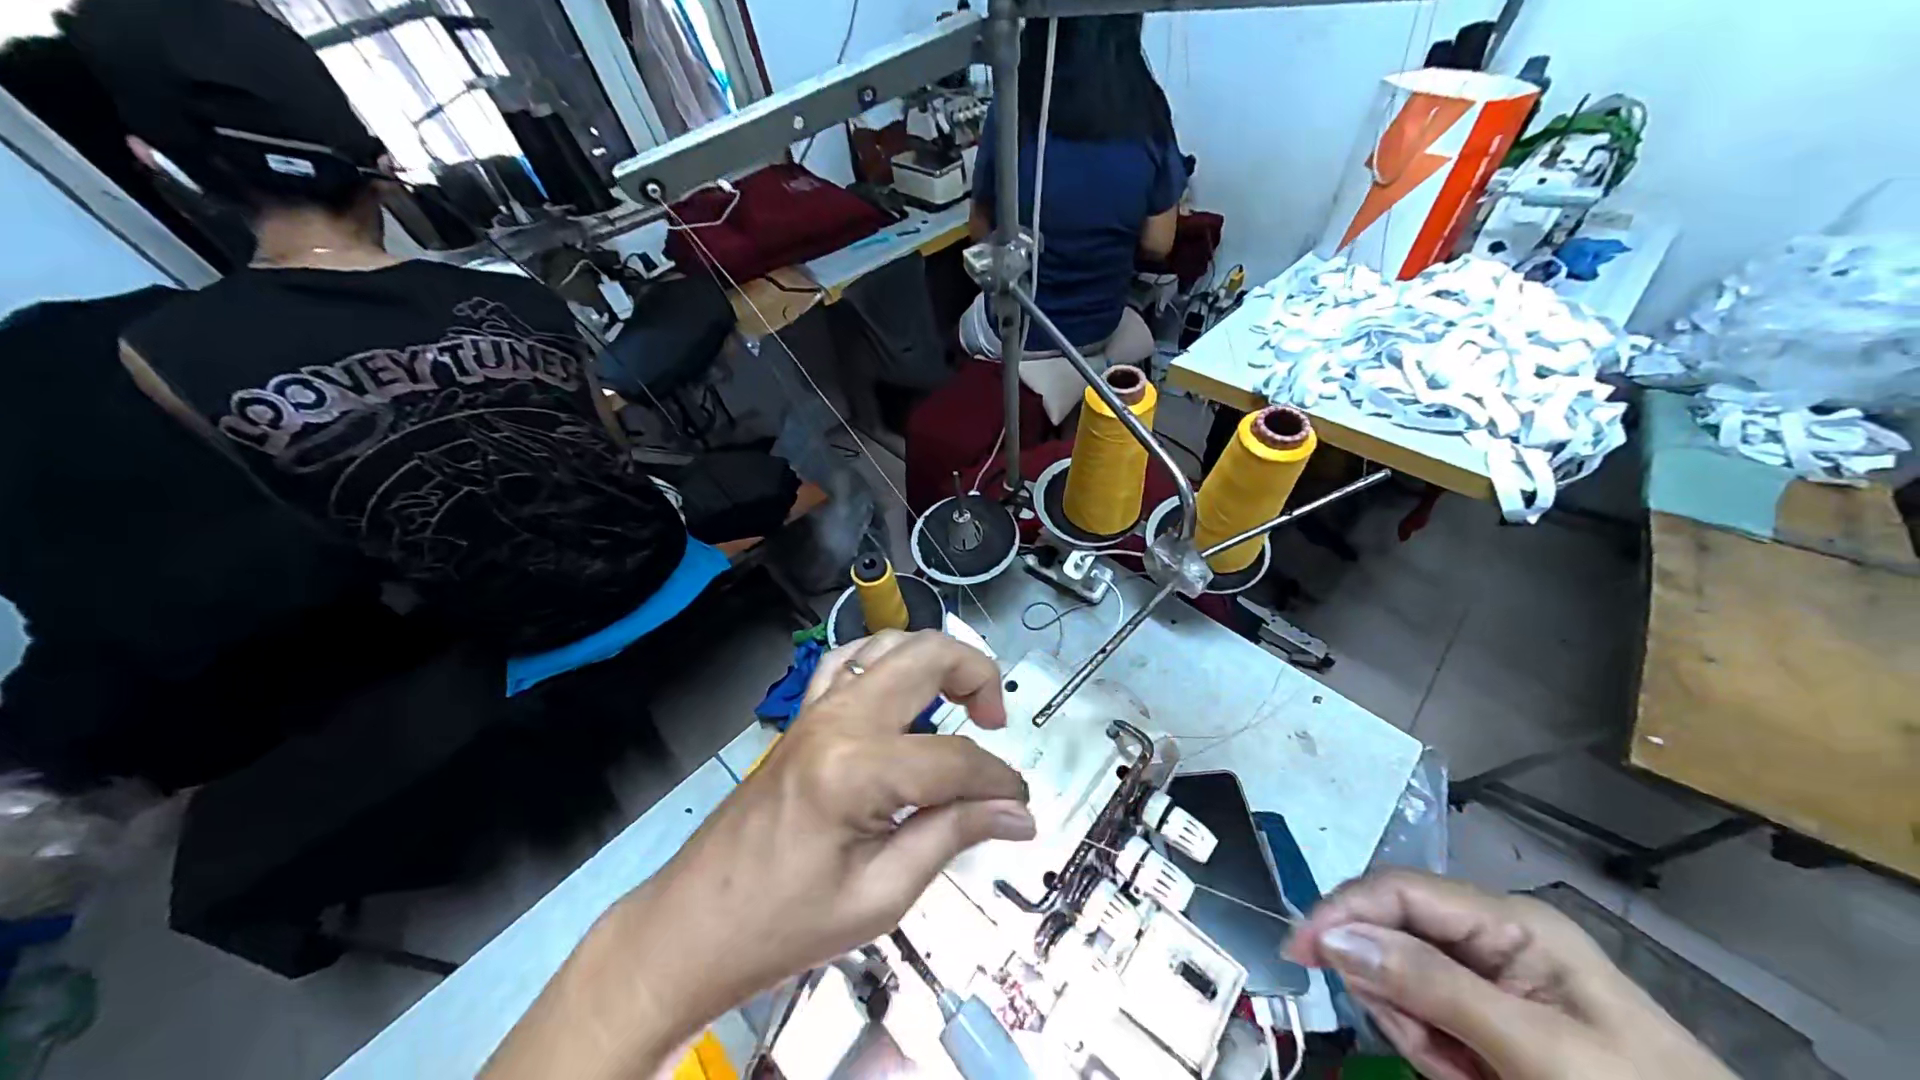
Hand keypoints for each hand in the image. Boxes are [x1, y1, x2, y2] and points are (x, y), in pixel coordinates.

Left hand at [482, 630, 1032, 1079]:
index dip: (999, 781)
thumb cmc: (783, 926)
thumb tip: (1019, 814)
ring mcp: (814, 711)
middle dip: (978, 677)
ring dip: (936, 659)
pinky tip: (901, 688)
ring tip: (960, 701)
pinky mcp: (801, 718)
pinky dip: (886, 659)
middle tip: (996, 725)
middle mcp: (837, 721)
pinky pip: (847, 660)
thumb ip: (952, 837)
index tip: (1019, 805)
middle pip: (927, 659)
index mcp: (855, 770)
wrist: (694, 925)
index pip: (955, 758)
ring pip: (890, 645)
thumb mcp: (880, 897)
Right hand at [1284, 870, 1735, 1079]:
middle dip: (1396, 996)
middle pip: (1393, 938)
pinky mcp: (1490, 1015)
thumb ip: (1434, 985)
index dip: (1341, 911)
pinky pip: (1425, 1016)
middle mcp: (1492, 936)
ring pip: (1401, 981)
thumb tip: (1334, 935)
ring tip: (1468, 1077)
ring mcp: (1492, 976)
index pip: (1397, 890)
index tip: (1298, 955)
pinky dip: (1433, 1051)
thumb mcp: (1539, 1051)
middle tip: (1438, 1059)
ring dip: (1416, 1032)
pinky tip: (1471, 1077)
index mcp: (1510, 922)